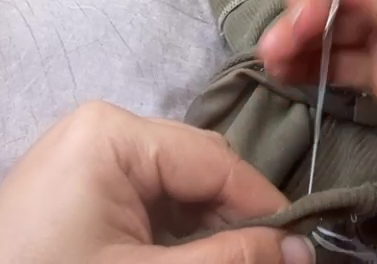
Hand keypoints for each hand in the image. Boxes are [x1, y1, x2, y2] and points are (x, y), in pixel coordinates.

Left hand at [0, 101, 315, 263]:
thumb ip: (227, 260)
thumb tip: (301, 250)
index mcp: (112, 131)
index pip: (212, 156)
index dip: (263, 203)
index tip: (305, 247)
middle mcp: (98, 126)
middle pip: (192, 168)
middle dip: (231, 219)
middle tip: (270, 262)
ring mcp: (81, 154)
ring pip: (169, 188)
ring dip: (201, 231)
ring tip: (227, 259)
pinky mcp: (71, 187)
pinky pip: (138, 200)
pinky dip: (166, 234)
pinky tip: (179, 260)